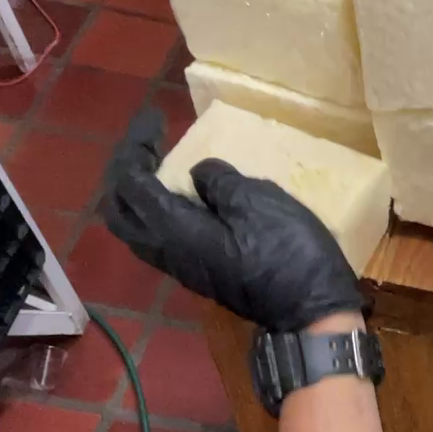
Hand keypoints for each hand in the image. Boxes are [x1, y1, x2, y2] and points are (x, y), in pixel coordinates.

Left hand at [99, 107, 366, 331]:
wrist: (314, 313)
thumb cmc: (289, 254)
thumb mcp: (258, 202)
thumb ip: (218, 181)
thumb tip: (198, 176)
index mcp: (175, 230)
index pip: (130, 180)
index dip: (135, 144)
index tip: (157, 117)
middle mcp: (168, 253)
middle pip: (119, 211)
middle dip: (125, 172)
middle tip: (149, 146)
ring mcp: (185, 269)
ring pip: (138, 229)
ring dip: (141, 196)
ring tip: (166, 170)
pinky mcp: (203, 277)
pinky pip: (161, 241)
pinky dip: (160, 213)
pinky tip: (189, 200)